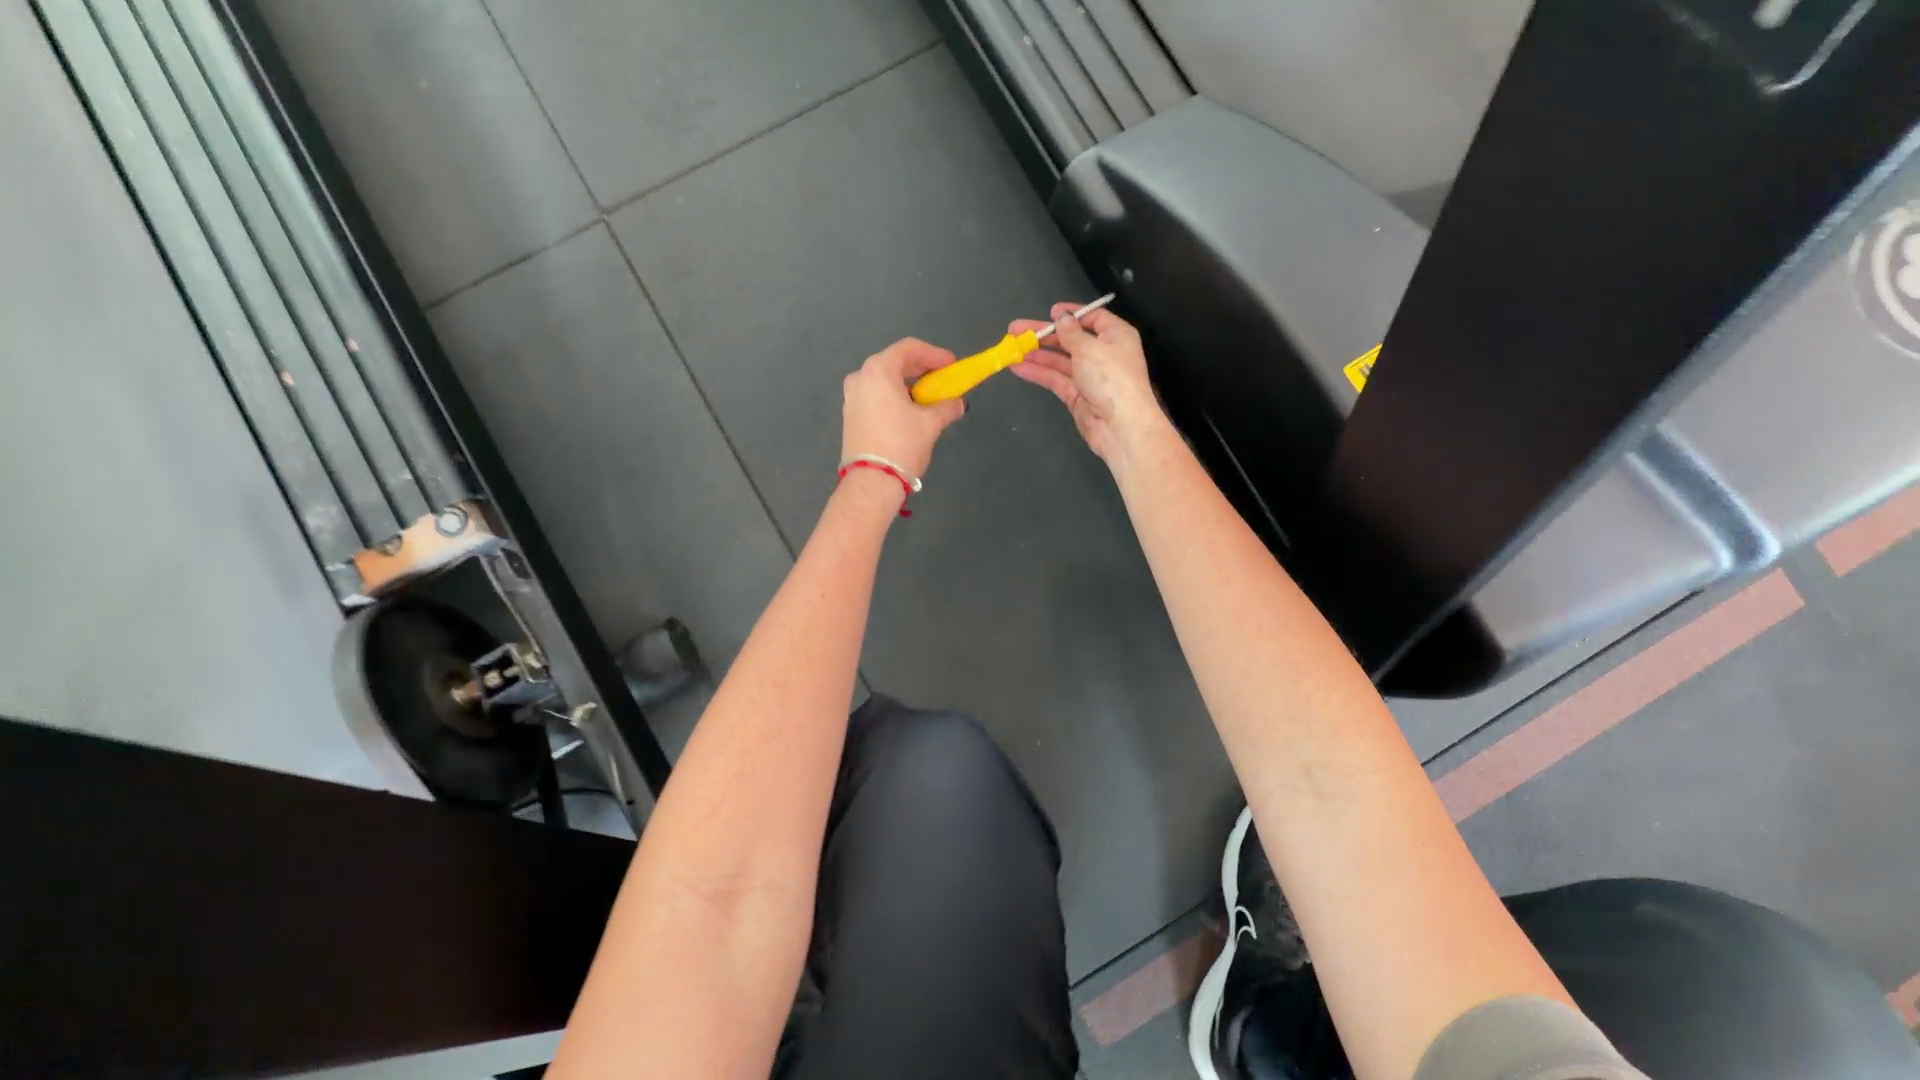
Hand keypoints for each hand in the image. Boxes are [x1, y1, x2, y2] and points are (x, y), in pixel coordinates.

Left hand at [841, 338, 966, 479]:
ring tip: (930, 397)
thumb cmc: (901, 444)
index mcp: (878, 371)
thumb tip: (959, 404)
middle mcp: (860, 378)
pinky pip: (876, 396)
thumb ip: (946, 407)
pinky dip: (895, 397)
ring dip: (908, 384)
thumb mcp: (930, 423)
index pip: (909, 348)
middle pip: (895, 362)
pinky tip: (911, 410)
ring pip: (884, 381)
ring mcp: (851, 397)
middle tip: (943, 378)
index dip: (934, 354)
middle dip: (921, 369)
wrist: (871, 482)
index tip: (951, 365)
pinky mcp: (851, 415)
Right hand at [1009, 303, 1167, 462]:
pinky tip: (1019, 366)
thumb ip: (1071, 332)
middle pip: (1071, 339)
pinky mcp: (1077, 396)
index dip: (1072, 314)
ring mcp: (1090, 377)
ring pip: (1060, 360)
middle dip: (1044, 334)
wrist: (1120, 426)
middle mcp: (1104, 354)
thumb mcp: (1090, 347)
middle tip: (1017, 329)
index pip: (1093, 318)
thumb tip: (1062, 318)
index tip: (1051, 312)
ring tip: (1013, 348)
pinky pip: (1055, 379)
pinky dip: (1038, 372)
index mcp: (1116, 336)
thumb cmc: (1112, 378)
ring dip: (1037, 353)